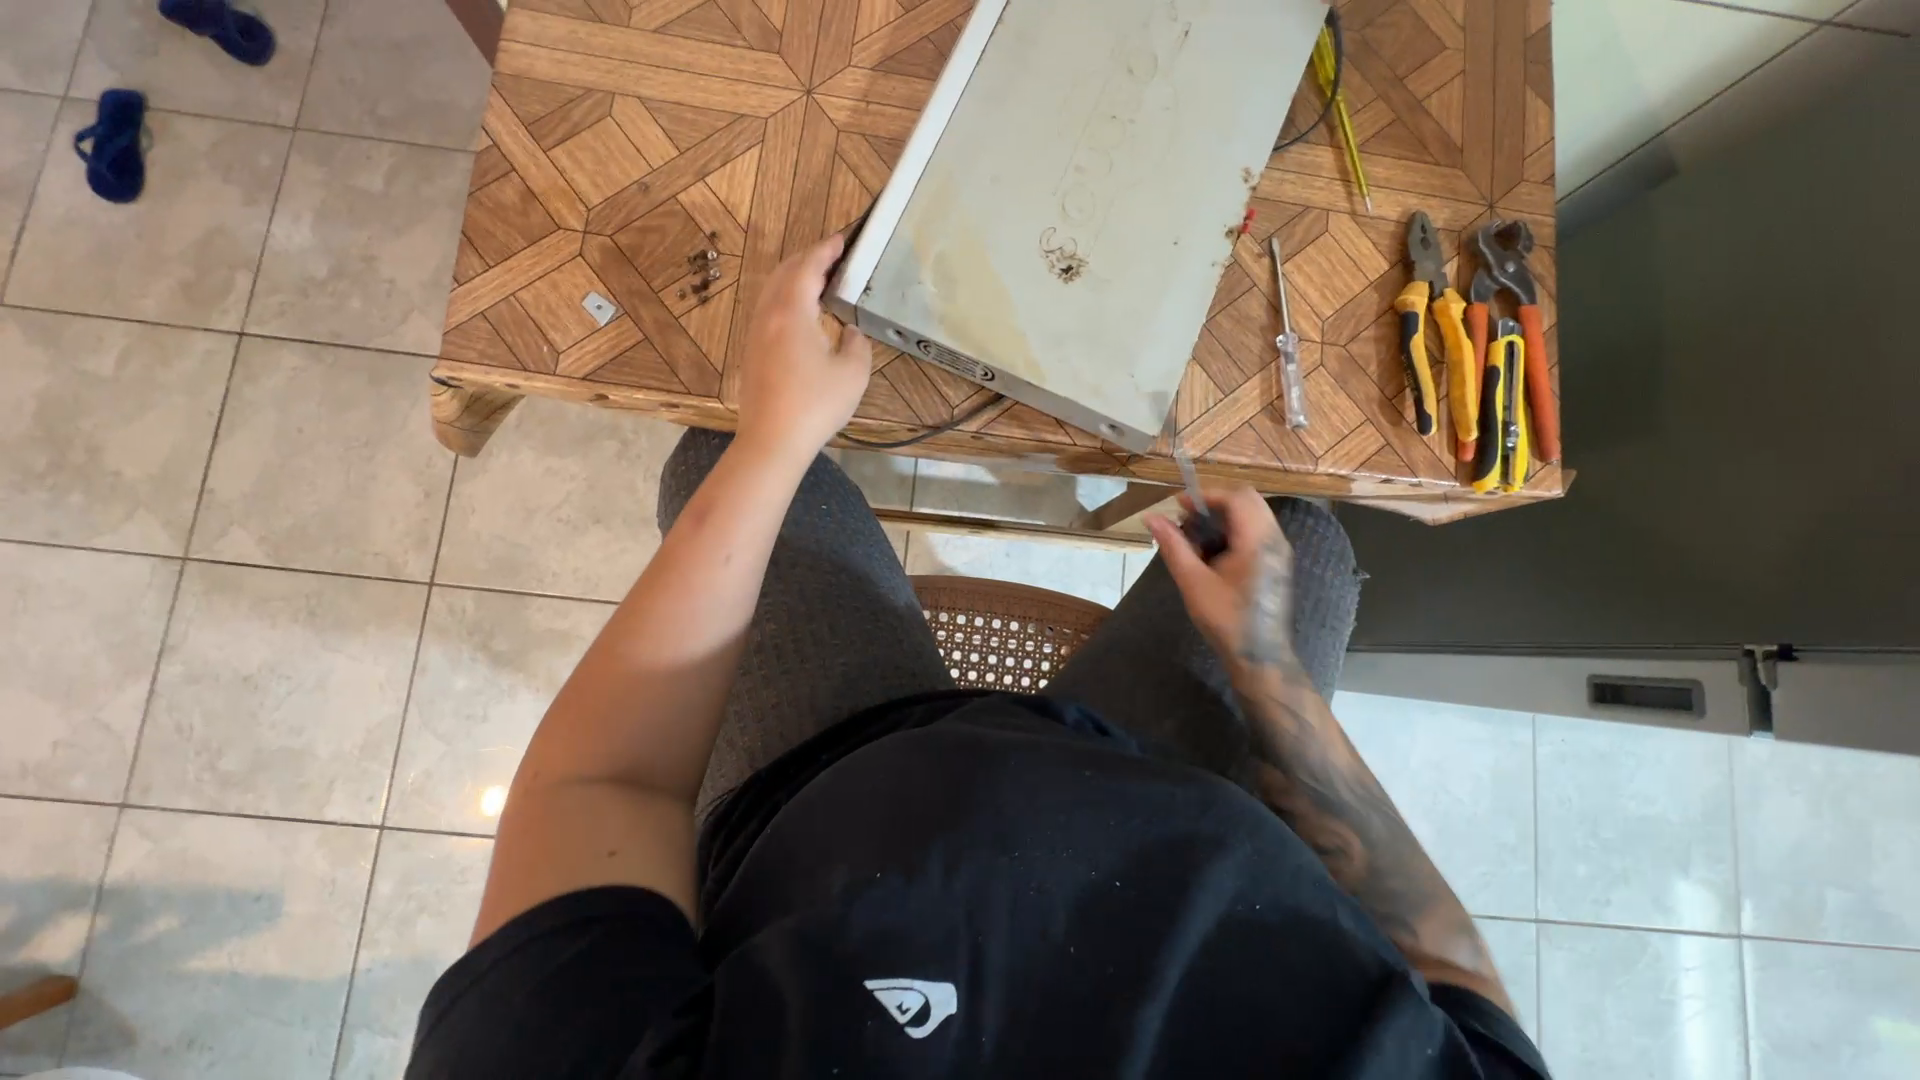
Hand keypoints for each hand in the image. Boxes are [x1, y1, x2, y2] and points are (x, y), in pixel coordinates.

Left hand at [735, 234, 872, 460]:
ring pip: (772, 292)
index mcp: (792, 311)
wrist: (772, 440)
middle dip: (809, 259)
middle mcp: (768, 315)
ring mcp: (755, 334)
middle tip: (834, 258)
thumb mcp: (853, 373)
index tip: (843, 239)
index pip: (808, 266)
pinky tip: (802, 315)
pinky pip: (769, 311)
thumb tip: (851, 332)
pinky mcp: (752, 352)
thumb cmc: (816, 405)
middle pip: (785, 273)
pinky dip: (786, 299)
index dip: (826, 249)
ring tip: (819, 282)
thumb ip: (857, 344)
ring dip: (795, 279)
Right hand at [1144, 488, 1296, 670]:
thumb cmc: (1225, 619)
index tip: (1179, 505)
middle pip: (1248, 500)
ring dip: (1224, 518)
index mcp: (1257, 541)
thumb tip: (1151, 517)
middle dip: (1215, 504)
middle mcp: (1275, 540)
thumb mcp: (1193, 582)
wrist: (1259, 655)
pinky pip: (1257, 531)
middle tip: (1187, 519)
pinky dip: (1234, 531)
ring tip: (1196, 539)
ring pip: (1253, 515)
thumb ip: (1173, 546)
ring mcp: (1279, 552)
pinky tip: (1213, 554)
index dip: (1206, 494)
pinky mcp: (1277, 563)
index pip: (1237, 497)